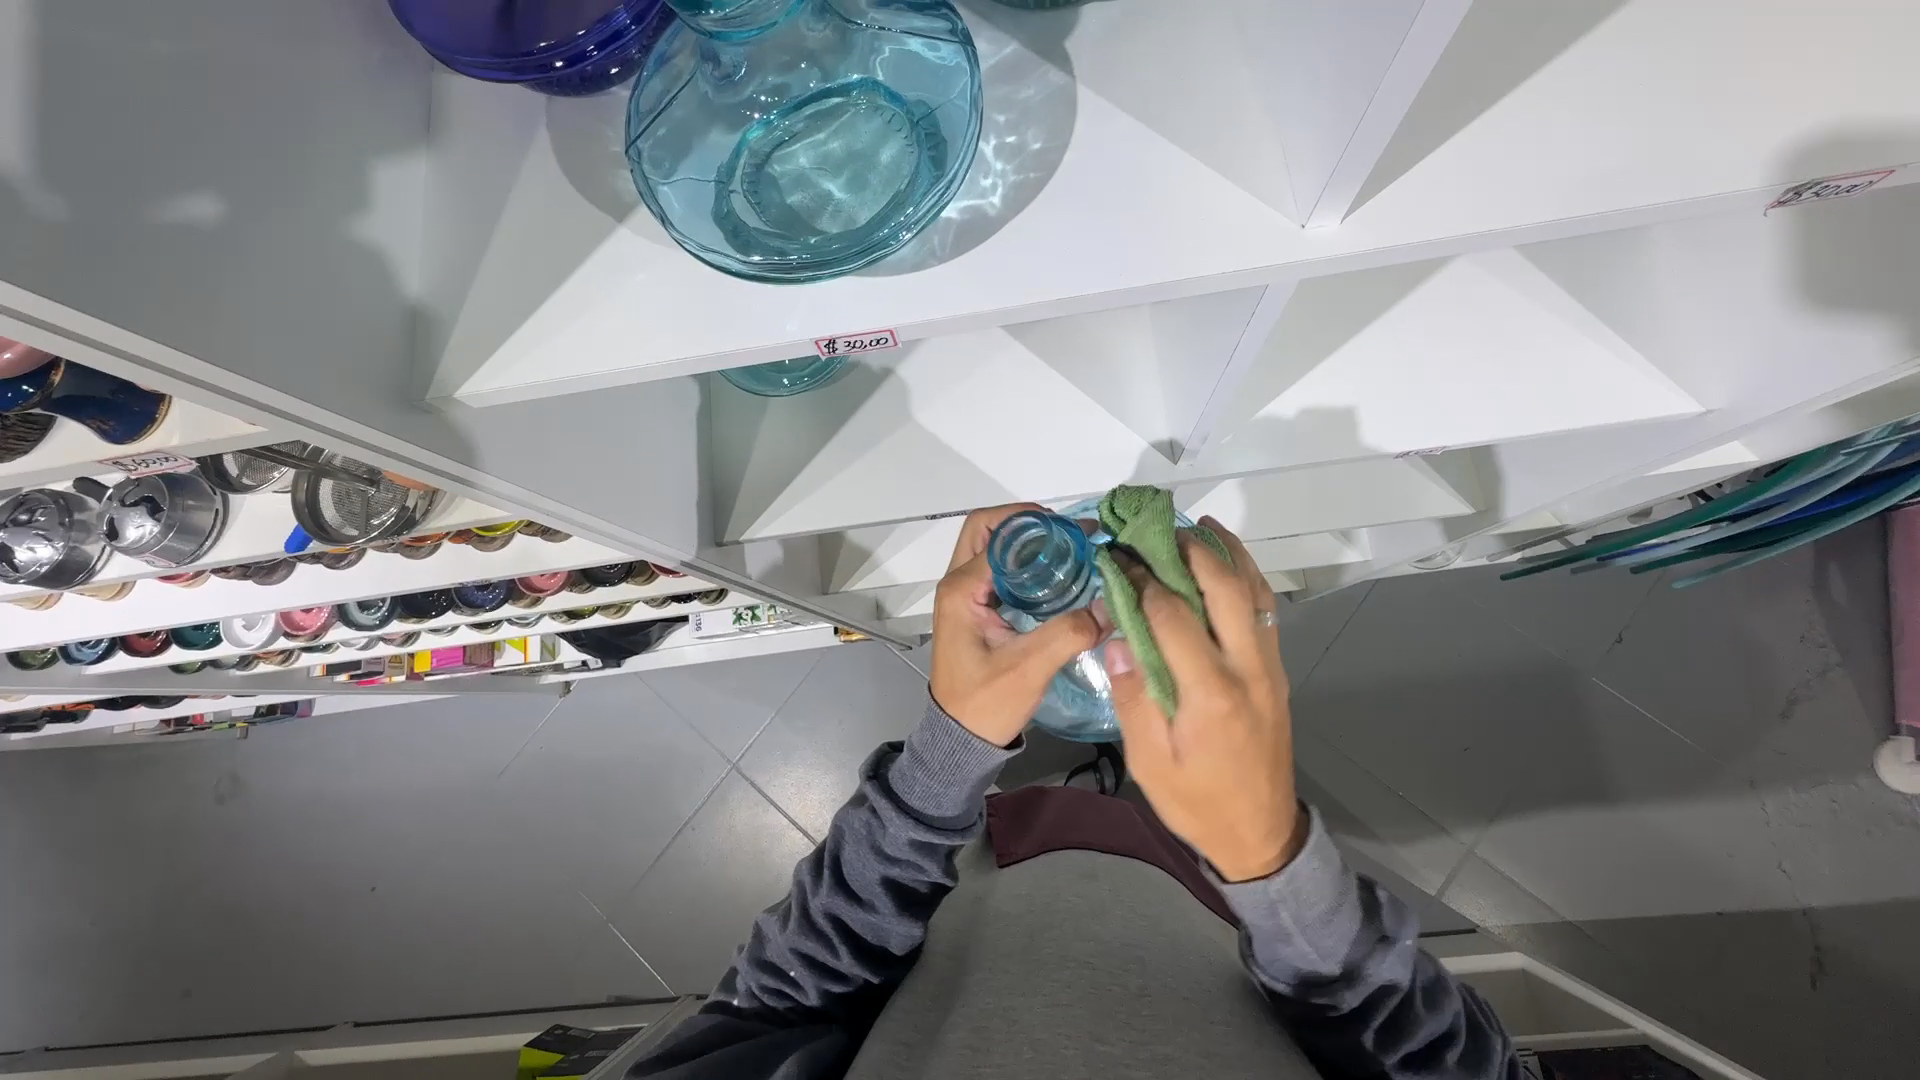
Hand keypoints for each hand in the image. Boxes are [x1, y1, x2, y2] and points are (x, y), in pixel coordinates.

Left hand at [931, 504, 1105, 746]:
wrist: (961, 740)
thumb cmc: (985, 704)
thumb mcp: (1029, 668)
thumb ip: (1069, 633)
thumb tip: (1110, 606)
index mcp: (961, 589)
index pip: (997, 534)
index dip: (1038, 526)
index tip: (1079, 533)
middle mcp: (957, 584)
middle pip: (989, 531)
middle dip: (1029, 525)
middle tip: (1070, 536)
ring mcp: (965, 597)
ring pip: (994, 550)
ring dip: (1028, 544)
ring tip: (1072, 551)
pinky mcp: (977, 610)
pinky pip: (1001, 573)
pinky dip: (1028, 567)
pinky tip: (1062, 579)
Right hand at [1103, 518, 1305, 882]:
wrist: (1261, 834)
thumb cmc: (1196, 801)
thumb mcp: (1149, 760)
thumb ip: (1133, 695)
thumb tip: (1118, 638)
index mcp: (1209, 693)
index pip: (1172, 614)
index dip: (1141, 579)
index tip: (1116, 558)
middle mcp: (1247, 669)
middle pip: (1224, 588)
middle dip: (1190, 551)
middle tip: (1158, 529)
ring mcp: (1269, 667)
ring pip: (1254, 593)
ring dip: (1228, 554)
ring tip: (1201, 527)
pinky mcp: (1276, 671)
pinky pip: (1263, 612)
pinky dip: (1247, 579)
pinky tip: (1228, 564)